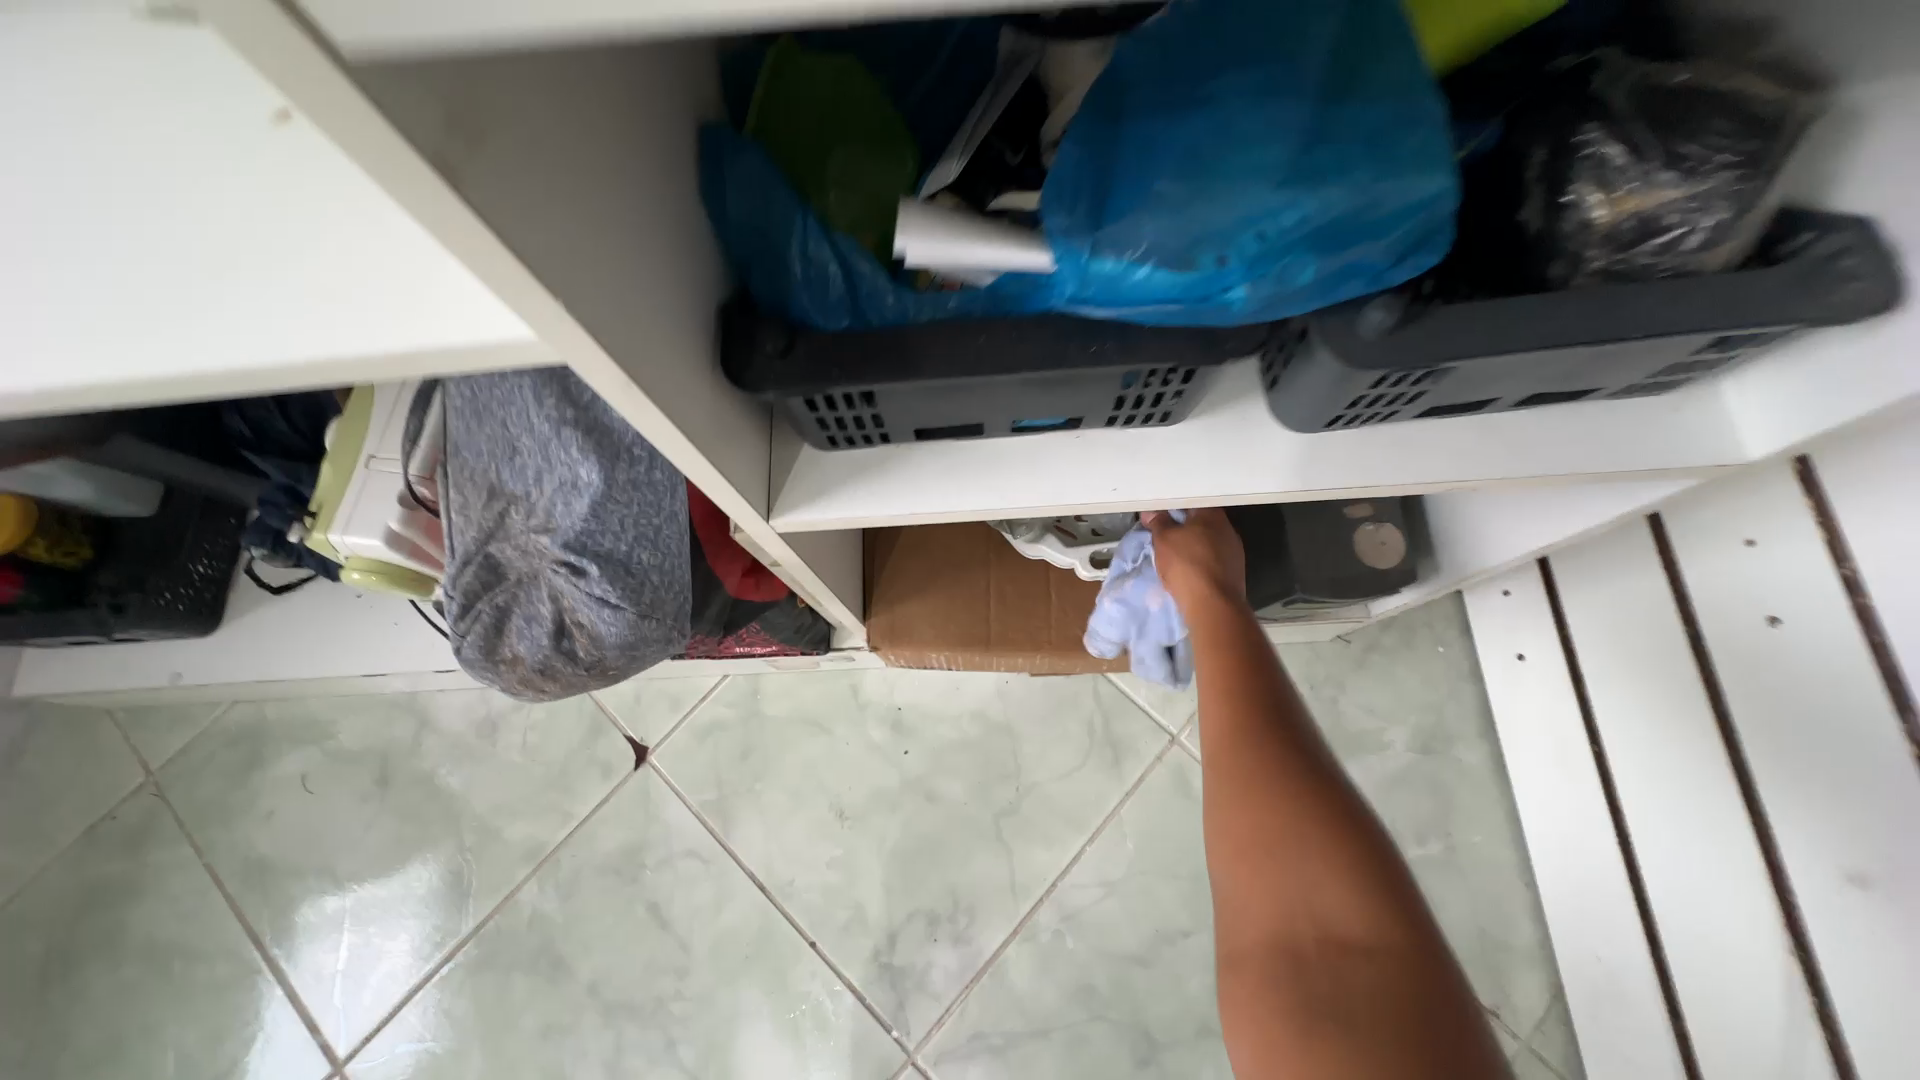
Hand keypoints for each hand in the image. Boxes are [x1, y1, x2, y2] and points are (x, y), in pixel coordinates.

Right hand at [1143, 508, 1246, 617]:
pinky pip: (1214, 559)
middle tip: (1166, 535)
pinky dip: (1202, 562)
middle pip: (1203, 522)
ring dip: (1194, 546)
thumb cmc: (1185, 564)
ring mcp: (1235, 551)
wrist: (1212, 603)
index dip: (1176, 508)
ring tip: (1176, 555)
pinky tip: (1191, 571)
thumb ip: (1158, 522)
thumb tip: (1152, 512)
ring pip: (1209, 542)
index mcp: (1212, 514)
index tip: (1161, 516)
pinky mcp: (1235, 571)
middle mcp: (1228, 528)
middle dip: (1185, 528)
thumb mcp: (1163, 539)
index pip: (1193, 502)